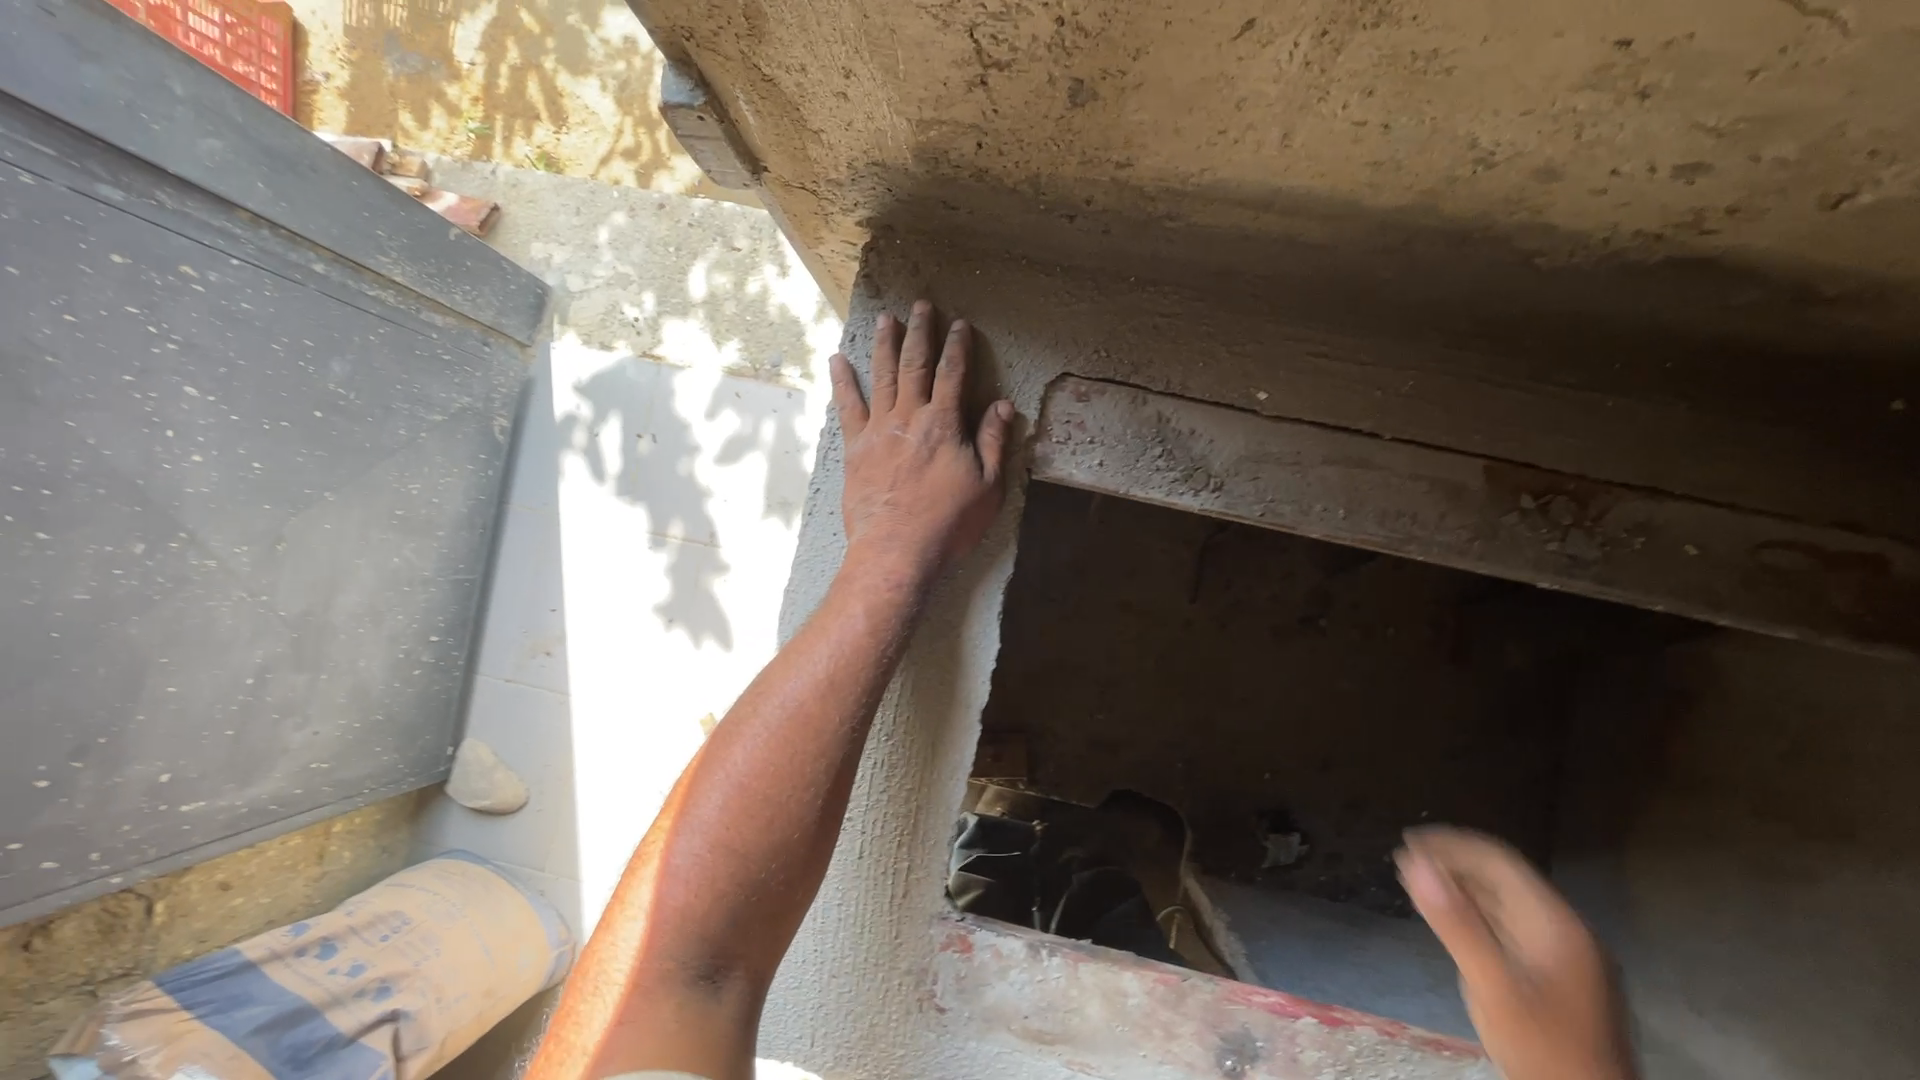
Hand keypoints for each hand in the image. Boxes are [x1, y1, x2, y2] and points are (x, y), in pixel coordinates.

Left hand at [830, 301, 1014, 579]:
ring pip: (882, 377)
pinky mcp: (855, 449)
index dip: (958, 347)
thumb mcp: (987, 487)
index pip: (954, 374)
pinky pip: (847, 407)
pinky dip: (843, 382)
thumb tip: (1003, 406)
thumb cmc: (947, 524)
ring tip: (887, 319)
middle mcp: (909, 418)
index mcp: (944, 424)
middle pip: (915, 365)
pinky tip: (838, 360)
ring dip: (885, 345)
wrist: (895, 551)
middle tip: (922, 306)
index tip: (961, 325)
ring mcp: (878, 431)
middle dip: (921, 333)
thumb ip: (994, 443)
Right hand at [1397, 827, 1637, 1079]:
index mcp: (1556, 923)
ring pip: (1506, 904)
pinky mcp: (1556, 976)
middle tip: (1404, 860)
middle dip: (1453, 864)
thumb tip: (1413, 864)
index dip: (1453, 845)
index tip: (1408, 841)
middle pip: (1504, 880)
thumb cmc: (1542, 1047)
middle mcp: (1565, 929)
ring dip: (1462, 888)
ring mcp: (1563, 954)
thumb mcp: (1492, 986)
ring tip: (1417, 882)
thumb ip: (1455, 924)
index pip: (1500, 862)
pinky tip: (1451, 919)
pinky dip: (1476, 915)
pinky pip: (1510, 928)